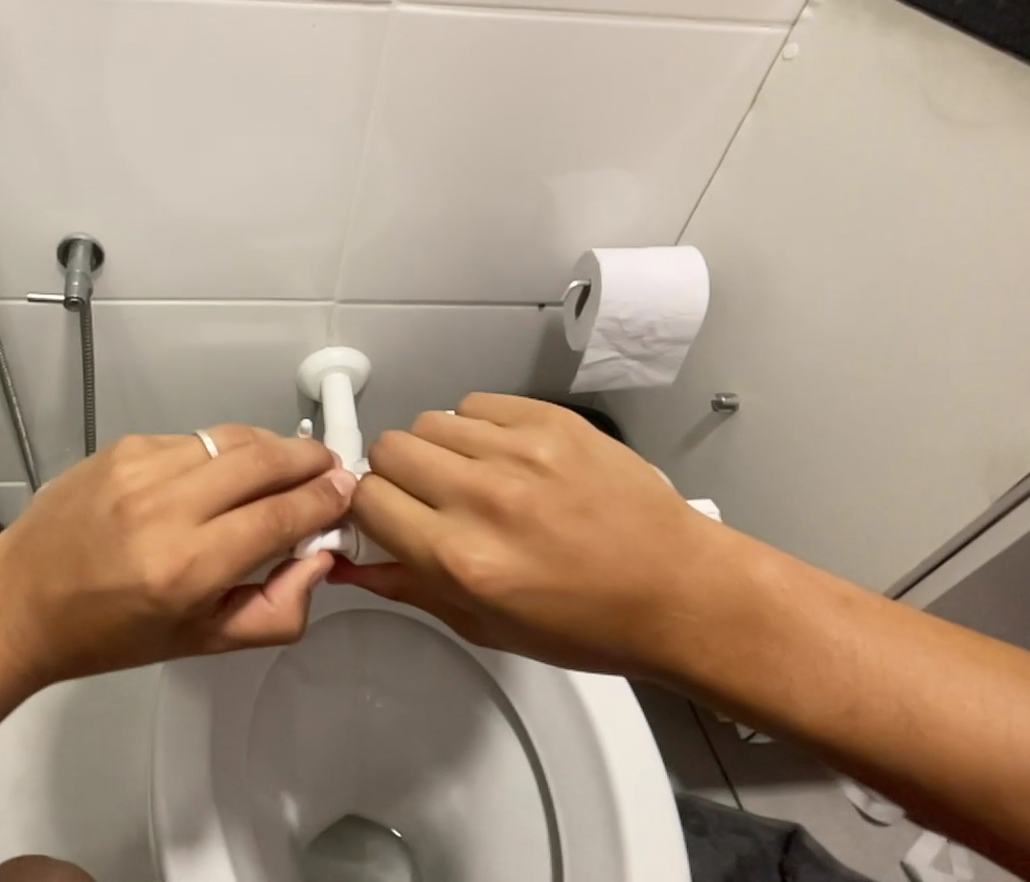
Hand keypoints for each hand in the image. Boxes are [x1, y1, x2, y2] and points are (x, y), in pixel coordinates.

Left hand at [0, 426, 356, 687]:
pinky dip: (220, 451)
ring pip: (231, 438)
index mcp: (187, 567)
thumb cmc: (112, 635)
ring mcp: (140, 467)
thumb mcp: (201, 643)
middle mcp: (166, 507)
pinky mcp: (122, 447)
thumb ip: (275, 609)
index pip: (280, 515)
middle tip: (329, 466)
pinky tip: (220, 472)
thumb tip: (319, 554)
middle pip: (263, 460)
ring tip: (285, 463)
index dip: (324, 498)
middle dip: (309, 458)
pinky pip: (193, 439)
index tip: (347, 489)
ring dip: (270, 447)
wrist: (20, 601)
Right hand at [336, 393, 730, 677]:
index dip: (370, 509)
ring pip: (427, 421)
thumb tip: (350, 561)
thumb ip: (409, 586)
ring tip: (470, 474)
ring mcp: (520, 451)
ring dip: (435, 449)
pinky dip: (475, 428)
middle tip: (426, 495)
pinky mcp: (551, 420)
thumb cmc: (586, 624)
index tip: (387, 516)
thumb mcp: (485, 625)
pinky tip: (502, 456)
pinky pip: (475, 404)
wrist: (680, 591)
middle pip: (388, 449)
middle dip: (394, 474)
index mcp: (461, 560)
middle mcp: (483, 499)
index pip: (368, 500)